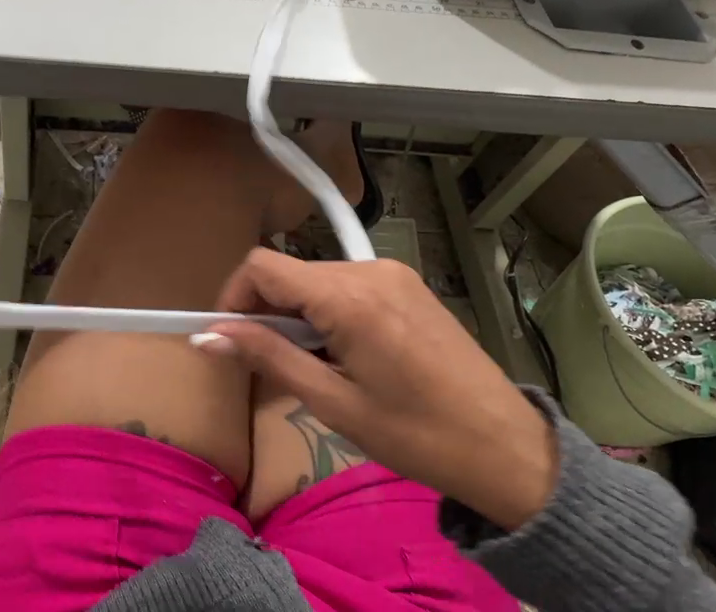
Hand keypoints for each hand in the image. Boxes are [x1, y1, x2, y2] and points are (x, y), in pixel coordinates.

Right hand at [201, 250, 557, 528]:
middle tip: (269, 367)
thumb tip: (207, 336)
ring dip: (299, 315)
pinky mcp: (409, 285)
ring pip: (317, 279)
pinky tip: (344, 355)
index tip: (229, 340)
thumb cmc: (417, 436)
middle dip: (267, 312)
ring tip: (313, 368)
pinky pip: (349, 286)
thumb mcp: (334, 403)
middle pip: (290, 272)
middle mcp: (369, 269)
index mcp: (348, 296)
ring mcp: (393, 274)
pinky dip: (329, 312)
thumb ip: (269, 358)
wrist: (508, 449)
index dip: (234, 297)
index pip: (263, 266)